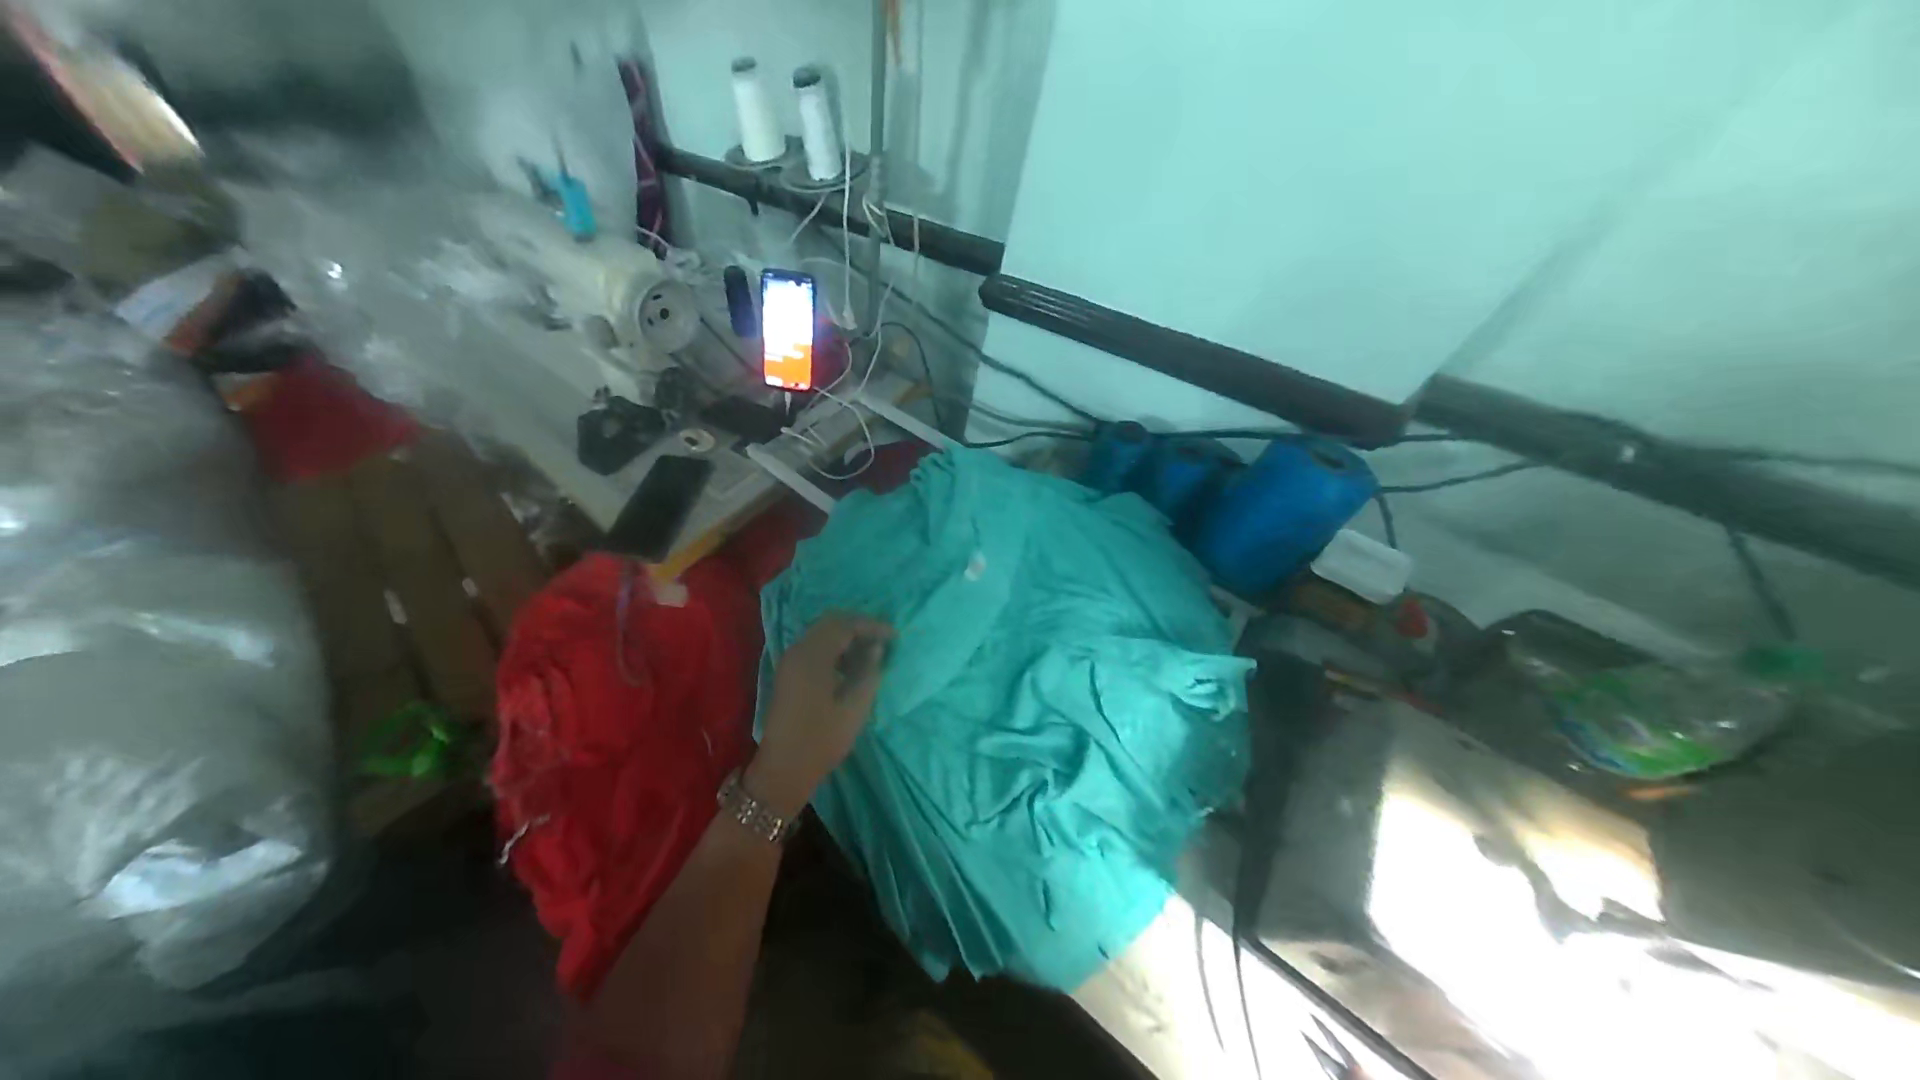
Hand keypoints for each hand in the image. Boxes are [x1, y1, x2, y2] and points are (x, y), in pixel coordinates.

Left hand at [747, 613, 893, 815]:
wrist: (784, 769)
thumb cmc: (823, 738)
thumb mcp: (855, 705)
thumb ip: (868, 670)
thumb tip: (876, 647)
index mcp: (812, 656)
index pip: (845, 625)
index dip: (872, 626)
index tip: (895, 636)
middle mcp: (797, 651)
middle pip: (830, 624)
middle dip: (858, 627)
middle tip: (882, 640)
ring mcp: (789, 662)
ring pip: (821, 635)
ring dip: (846, 638)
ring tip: (870, 654)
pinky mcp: (789, 674)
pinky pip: (814, 648)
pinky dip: (834, 649)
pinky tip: (850, 668)